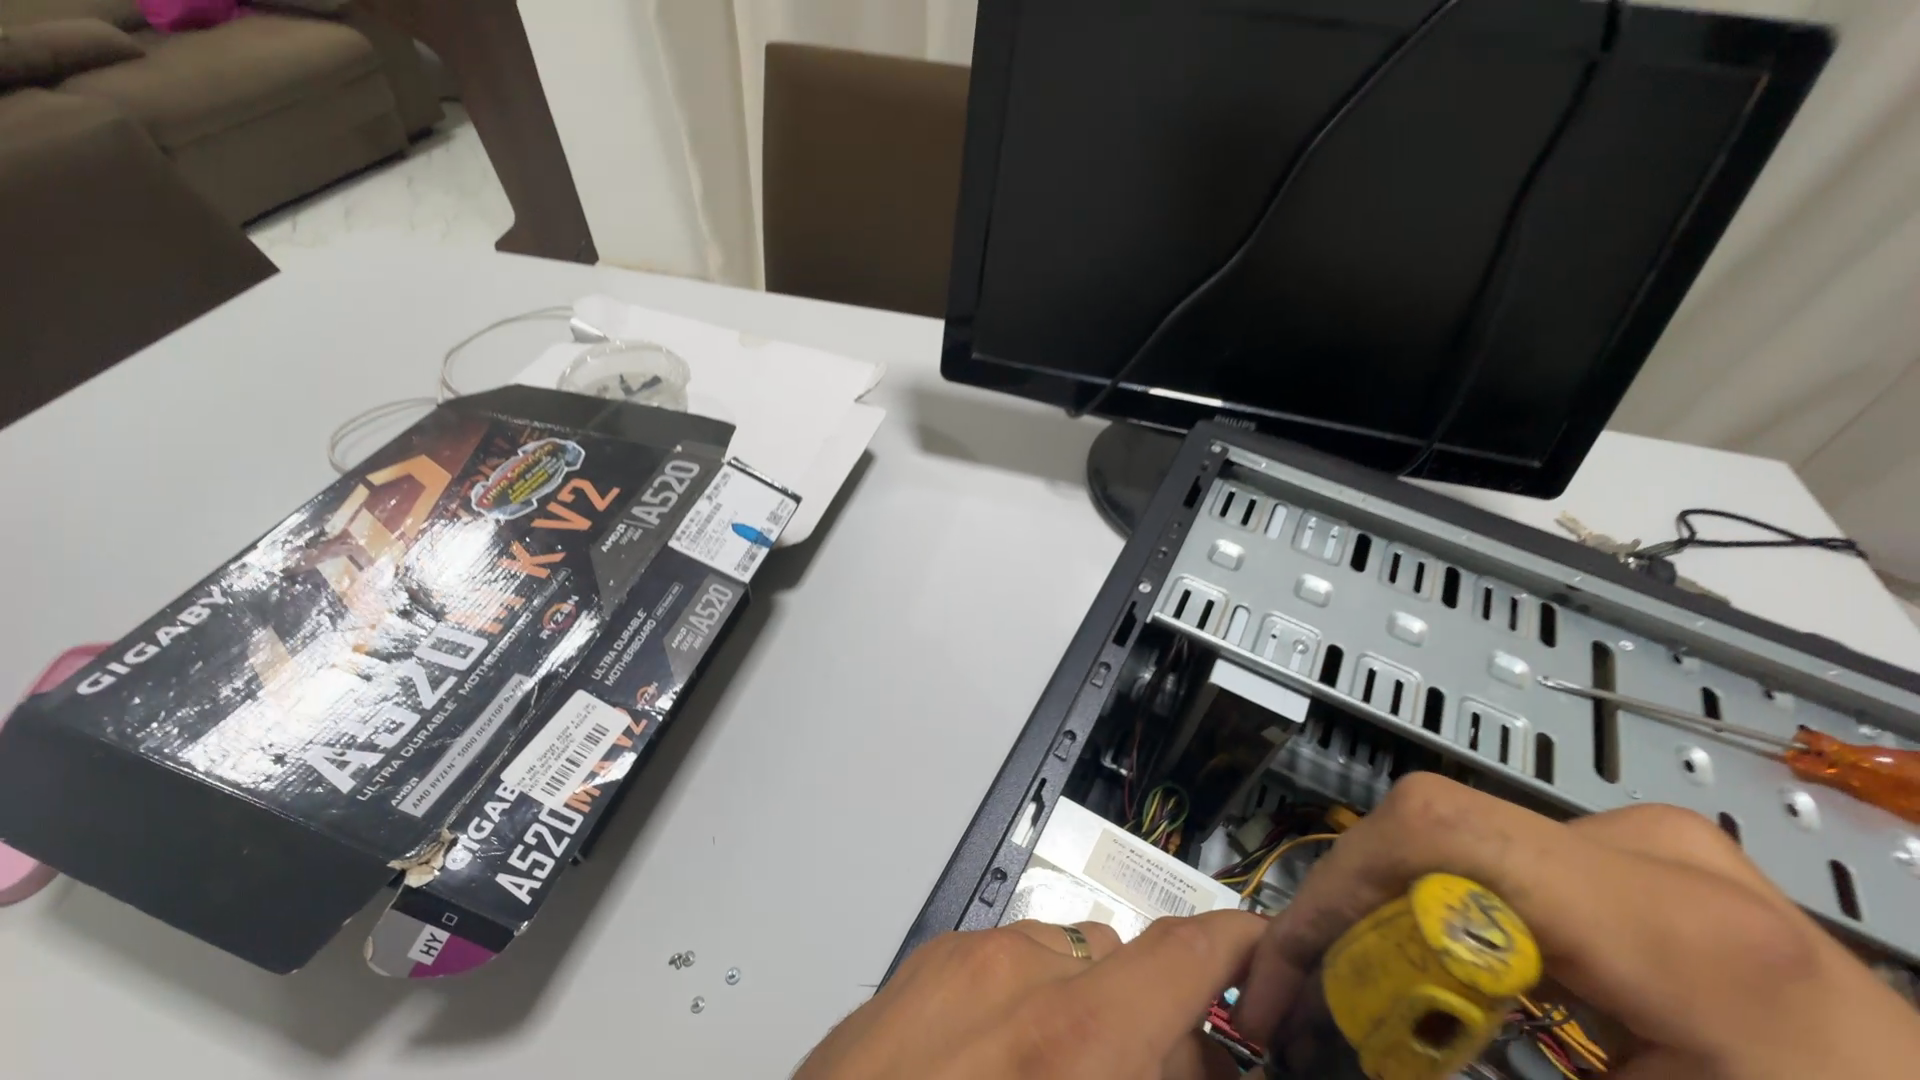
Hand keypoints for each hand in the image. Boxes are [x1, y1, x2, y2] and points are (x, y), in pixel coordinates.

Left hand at [798, 912, 1266, 1078]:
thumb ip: (1160, 1077)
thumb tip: (1193, 1061)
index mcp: (1071, 1041)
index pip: (1187, 952)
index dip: (1241, 948)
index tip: (1264, 966)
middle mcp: (1015, 973)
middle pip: (1127, 957)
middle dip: (1156, 1013)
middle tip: (1153, 1072)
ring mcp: (958, 959)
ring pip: (1064, 953)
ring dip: (1086, 1003)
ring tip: (1062, 1069)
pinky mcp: (916, 964)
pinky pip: (1003, 959)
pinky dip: (1027, 997)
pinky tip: (998, 1061)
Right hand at [1236, 773, 1919, 1078]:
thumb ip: (1471, 1074)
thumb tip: (1356, 1058)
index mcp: (1678, 931)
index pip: (1442, 836)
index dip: (1338, 891)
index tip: (1290, 980)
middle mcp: (1657, 853)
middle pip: (1433, 834)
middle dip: (1351, 916)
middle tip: (1312, 1007)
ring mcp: (1657, 846)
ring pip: (1458, 845)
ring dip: (1394, 918)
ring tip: (1378, 999)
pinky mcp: (1653, 859)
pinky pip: (1504, 864)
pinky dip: (1449, 918)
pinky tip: (1460, 985)